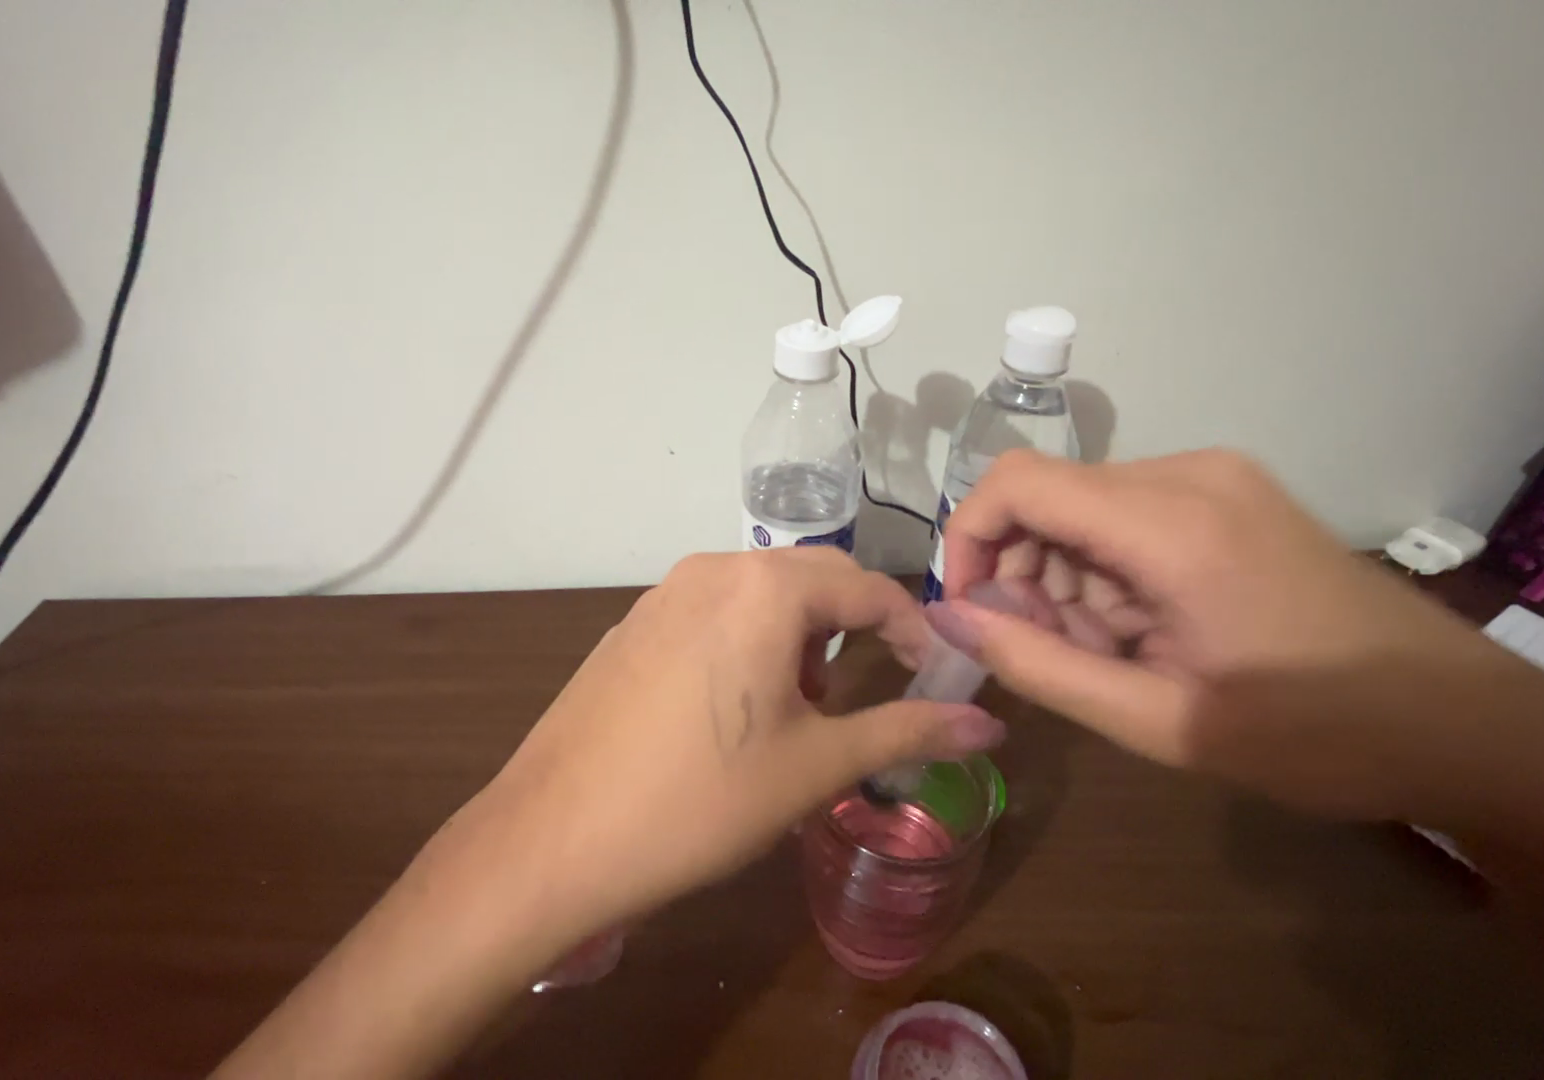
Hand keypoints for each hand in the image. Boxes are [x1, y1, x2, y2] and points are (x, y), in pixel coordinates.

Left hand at [465, 546, 1006, 938]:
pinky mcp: (632, 624)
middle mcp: (712, 570)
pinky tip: (733, 705)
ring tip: (801, 706)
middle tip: (871, 687)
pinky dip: (748, 638)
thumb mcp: (813, 767)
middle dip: (855, 625)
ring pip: (760, 591)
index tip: (935, 676)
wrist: (553, 837)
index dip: (912, 630)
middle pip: (813, 578)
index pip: (868, 588)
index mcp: (764, 588)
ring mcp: (663, 593)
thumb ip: (906, 731)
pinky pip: (713, 610)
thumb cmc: (699, 800)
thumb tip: (989, 724)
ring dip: (800, 632)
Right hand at [934, 448, 1543, 831]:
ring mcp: (1216, 477)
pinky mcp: (1231, 494)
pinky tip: (1144, 629)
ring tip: (1111, 653)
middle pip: (1046, 497)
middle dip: (1022, 575)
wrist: (1468, 726)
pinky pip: (1125, 516)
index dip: (966, 540)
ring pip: (1081, 509)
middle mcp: (1189, 474)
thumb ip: (1039, 665)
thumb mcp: (1158, 719)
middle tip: (1052, 652)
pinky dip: (1105, 571)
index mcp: (1173, 523)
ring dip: (1065, 580)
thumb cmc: (1314, 735)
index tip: (971, 613)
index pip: (1016, 483)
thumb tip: (948, 621)